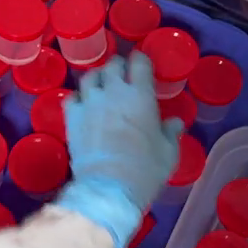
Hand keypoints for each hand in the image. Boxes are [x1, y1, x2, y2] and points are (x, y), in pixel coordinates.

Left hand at [54, 53, 184, 247]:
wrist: (110, 187)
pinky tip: (83, 105)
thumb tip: (175, 123)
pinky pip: (72, 98)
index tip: (141, 64)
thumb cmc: (145, 169)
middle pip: (113, 65)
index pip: (139, 63)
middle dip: (118, 67)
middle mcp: (114, 92)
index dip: (140, 60)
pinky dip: (78, 98)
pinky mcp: (72, 117)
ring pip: (90, 77)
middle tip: (122, 75)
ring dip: (98, 79)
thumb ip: (171, 133)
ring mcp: (90, 103)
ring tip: (101, 86)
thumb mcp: (168, 152)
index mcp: (140, 95)